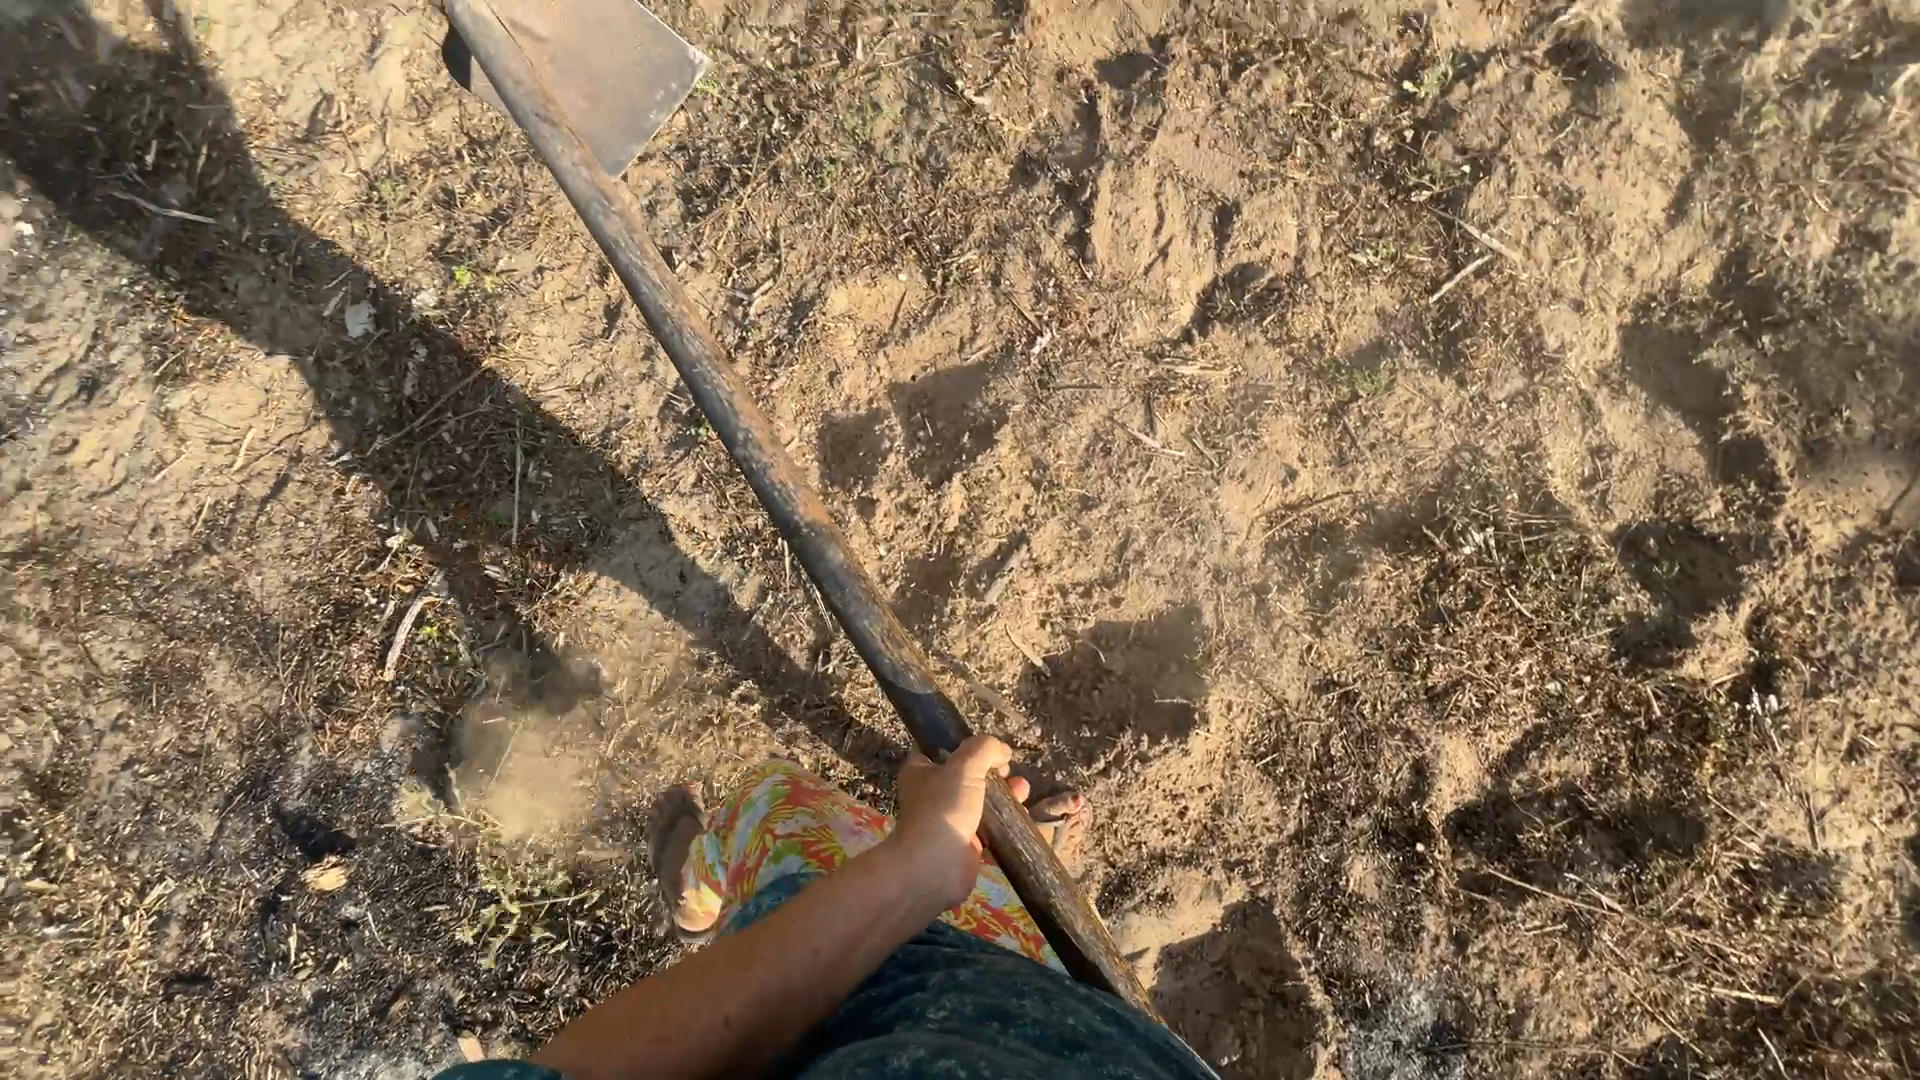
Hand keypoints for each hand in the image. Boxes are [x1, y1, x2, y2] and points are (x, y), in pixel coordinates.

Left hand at [887, 735, 1012, 909]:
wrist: (936, 868)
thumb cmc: (943, 808)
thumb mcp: (964, 767)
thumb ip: (983, 749)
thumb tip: (1002, 750)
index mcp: (921, 772)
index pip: (942, 751)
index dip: (967, 747)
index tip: (990, 749)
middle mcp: (932, 796)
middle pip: (968, 776)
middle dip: (994, 772)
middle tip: (1009, 772)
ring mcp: (950, 822)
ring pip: (981, 802)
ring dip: (1004, 795)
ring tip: (1022, 792)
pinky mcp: (967, 846)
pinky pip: (990, 830)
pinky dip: (1006, 823)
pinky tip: (1022, 815)